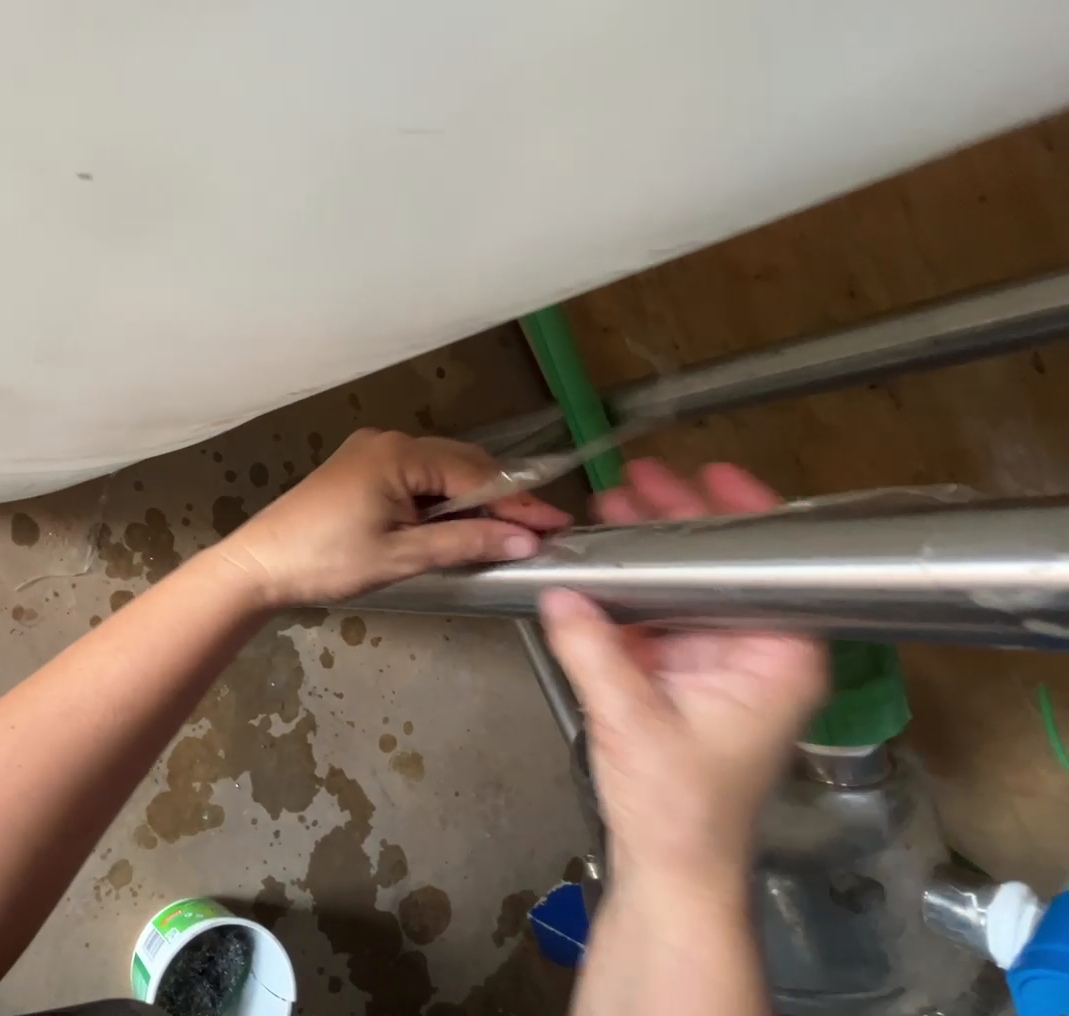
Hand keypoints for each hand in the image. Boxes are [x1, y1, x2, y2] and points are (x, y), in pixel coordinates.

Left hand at [212, 428, 570, 607]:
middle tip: (535, 533)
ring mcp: (366, 454)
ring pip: (436, 471)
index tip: (558, 525)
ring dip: (466, 500)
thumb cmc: (324, 560)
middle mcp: (384, 442)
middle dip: (497, 498)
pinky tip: (451, 526)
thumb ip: (465, 543)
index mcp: (397, 454)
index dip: (519, 502)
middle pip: (459, 464)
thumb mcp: (400, 556)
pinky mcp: (354, 471)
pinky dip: (436, 501)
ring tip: (500, 534)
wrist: (258, 565)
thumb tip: (526, 540)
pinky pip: (411, 478)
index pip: (476, 472)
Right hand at [539, 459, 827, 883]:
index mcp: (773, 659)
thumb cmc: (677, 799)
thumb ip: (594, 650)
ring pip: (678, 587)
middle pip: (719, 570)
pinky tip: (590, 559)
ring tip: (611, 505)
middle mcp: (746, 650)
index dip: (743, 521)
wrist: (664, 852)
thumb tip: (556, 591)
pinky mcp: (665, 670)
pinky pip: (643, 613)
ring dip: (644, 549)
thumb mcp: (633, 719)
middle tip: (639, 479)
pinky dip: (617, 585)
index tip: (711, 476)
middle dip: (680, 523)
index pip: (772, 574)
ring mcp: (703, 659)